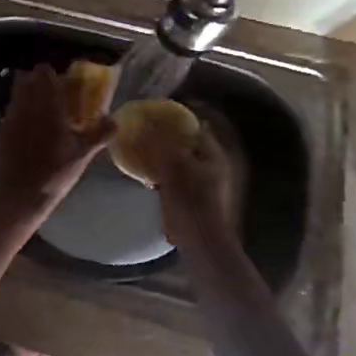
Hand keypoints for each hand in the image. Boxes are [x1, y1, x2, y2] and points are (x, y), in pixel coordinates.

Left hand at [0, 66, 115, 209]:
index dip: (50, 73)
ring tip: (38, 114)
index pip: (43, 72)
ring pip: (14, 95)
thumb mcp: (83, 154)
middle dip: (35, 81)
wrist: (20, 195)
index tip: (60, 82)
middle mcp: (25, 106)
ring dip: (25, 97)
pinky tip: (26, 134)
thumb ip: (99, 134)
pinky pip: (8, 114)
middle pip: (24, 78)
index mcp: (47, 107)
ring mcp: (8, 118)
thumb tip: (114, 120)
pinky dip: (17, 116)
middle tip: (49, 95)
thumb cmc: (55, 173)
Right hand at [147, 125, 239, 256]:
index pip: (196, 127)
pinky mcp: (193, 200)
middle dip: (166, 140)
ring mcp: (204, 185)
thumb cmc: (190, 199)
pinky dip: (162, 176)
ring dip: (163, 159)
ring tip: (141, 155)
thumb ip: (161, 142)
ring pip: (180, 163)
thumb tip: (148, 123)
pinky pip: (175, 181)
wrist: (198, 239)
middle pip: (187, 146)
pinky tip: (146, 178)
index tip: (154, 117)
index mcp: (213, 155)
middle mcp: (212, 167)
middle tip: (144, 136)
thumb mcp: (173, 164)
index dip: (176, 120)